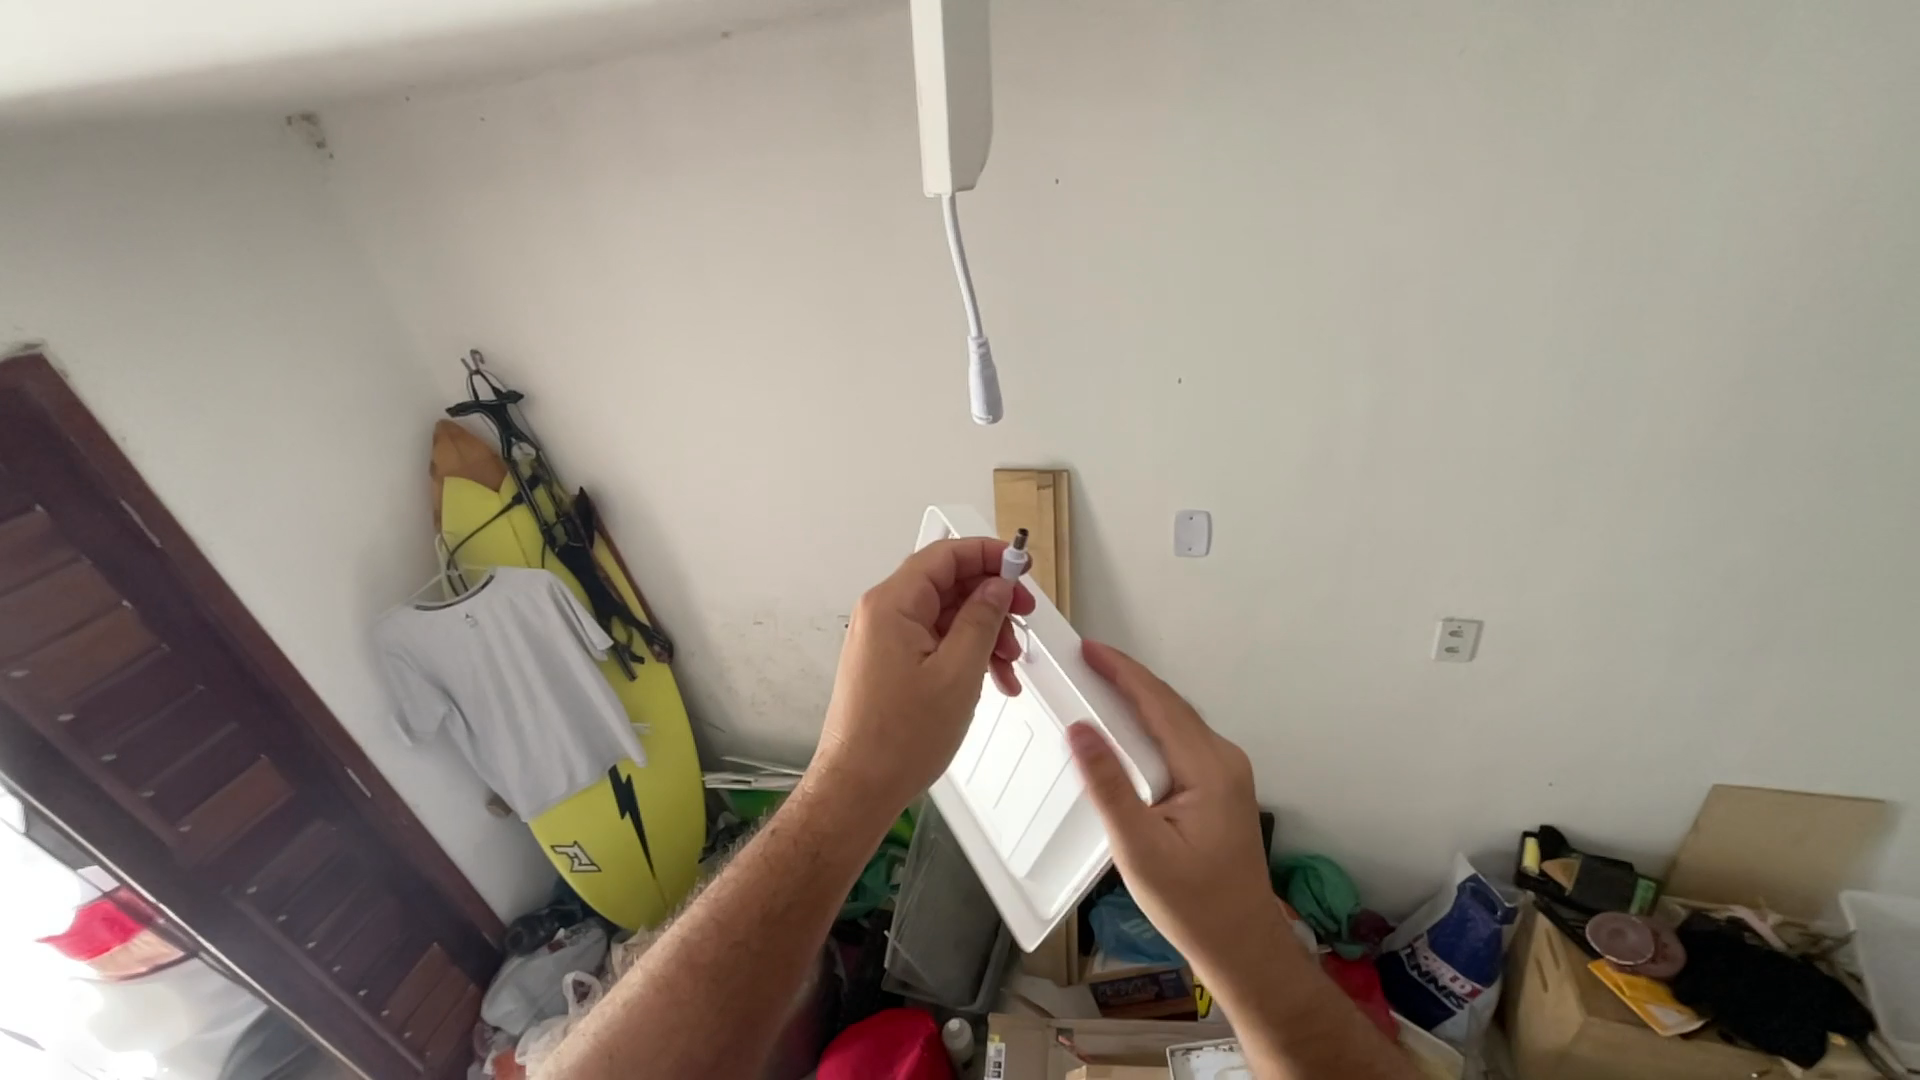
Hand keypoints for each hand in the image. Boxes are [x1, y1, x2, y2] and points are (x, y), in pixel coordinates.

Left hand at [809, 538, 1036, 820]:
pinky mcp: (889, 662)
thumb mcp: (958, 673)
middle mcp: (882, 614)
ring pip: (945, 616)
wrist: (858, 788)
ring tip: (1010, 664)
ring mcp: (884, 639)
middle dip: (991, 600)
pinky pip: (934, 642)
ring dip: (984, 632)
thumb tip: (997, 587)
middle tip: (1024, 616)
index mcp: (892, 604)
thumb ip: (981, 620)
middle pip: (947, 584)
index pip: (945, 555)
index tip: (1020, 565)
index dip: (988, 555)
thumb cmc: (898, 740)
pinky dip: (965, 653)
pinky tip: (992, 678)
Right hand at [1068, 642, 1283, 967]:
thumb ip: (1109, 785)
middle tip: (1085, 662)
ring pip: (1176, 719)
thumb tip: (1080, 729)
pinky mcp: (1220, 784)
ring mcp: (1227, 770)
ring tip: (1098, 684)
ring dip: (1138, 698)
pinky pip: (1180, 738)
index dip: (1123, 672)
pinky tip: (1125, 727)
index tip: (1089, 649)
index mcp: (1209, 768)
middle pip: (1170, 705)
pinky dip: (1149, 723)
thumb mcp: (1139, 848)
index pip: (1160, 704)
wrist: (1240, 944)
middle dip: (1128, 678)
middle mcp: (1224, 759)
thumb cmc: (1189, 902)